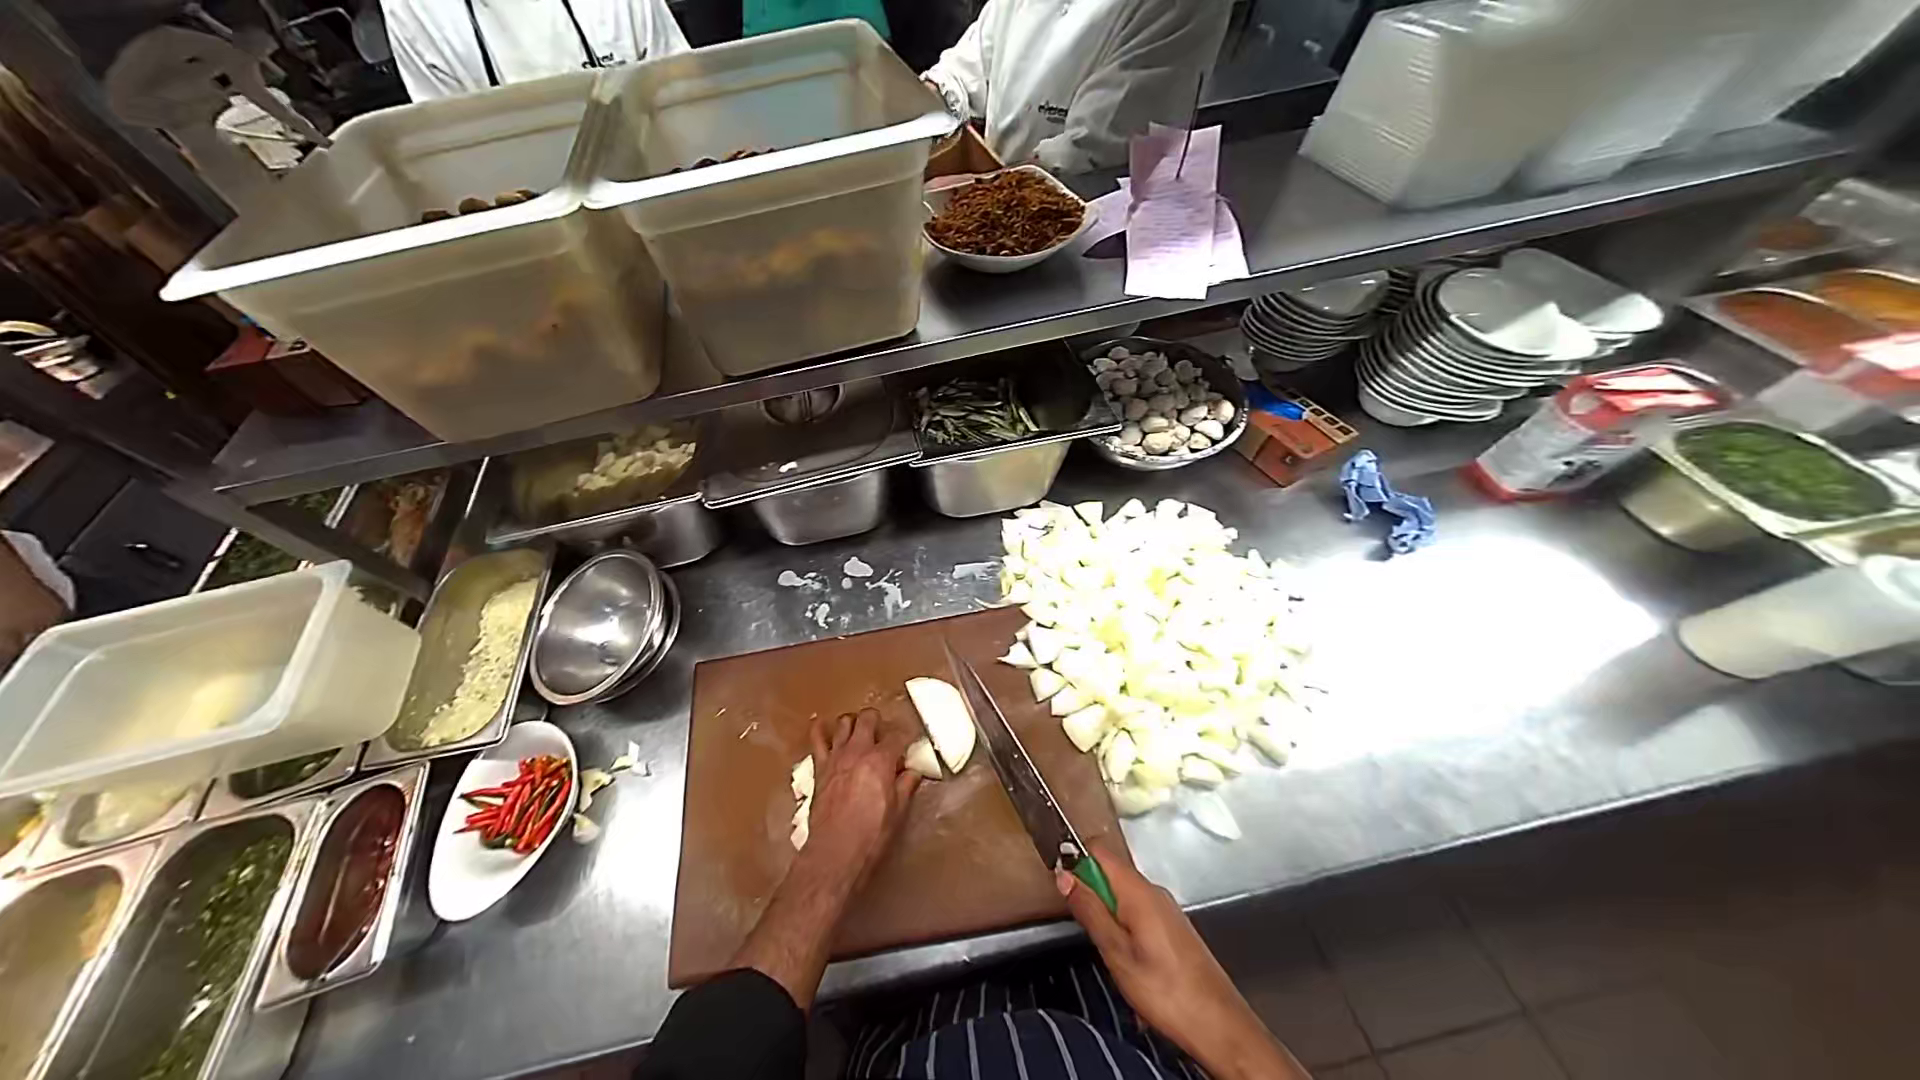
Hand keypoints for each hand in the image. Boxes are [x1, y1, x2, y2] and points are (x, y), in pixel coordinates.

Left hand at [798, 708, 920, 887]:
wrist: (835, 853)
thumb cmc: (871, 835)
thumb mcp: (898, 811)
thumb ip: (906, 785)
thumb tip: (912, 772)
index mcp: (881, 760)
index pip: (898, 735)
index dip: (906, 737)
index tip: (910, 743)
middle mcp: (858, 751)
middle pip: (868, 718)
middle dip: (879, 721)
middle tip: (884, 735)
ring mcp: (835, 757)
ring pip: (844, 723)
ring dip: (853, 723)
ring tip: (859, 732)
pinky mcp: (819, 768)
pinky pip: (816, 740)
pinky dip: (820, 731)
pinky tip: (824, 728)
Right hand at [1059, 842, 1308, 1079]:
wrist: (1220, 1027)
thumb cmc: (1166, 992)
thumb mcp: (1116, 953)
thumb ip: (1089, 910)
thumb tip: (1064, 875)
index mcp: (1138, 891)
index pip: (1099, 849)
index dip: (1075, 858)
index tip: (1063, 884)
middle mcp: (1154, 891)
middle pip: (1110, 873)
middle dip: (1092, 894)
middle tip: (1087, 932)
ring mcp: (1166, 909)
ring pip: (1123, 896)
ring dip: (1108, 916)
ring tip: (1109, 954)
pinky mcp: (1173, 928)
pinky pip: (1138, 913)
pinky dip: (1125, 929)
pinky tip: (1130, 963)